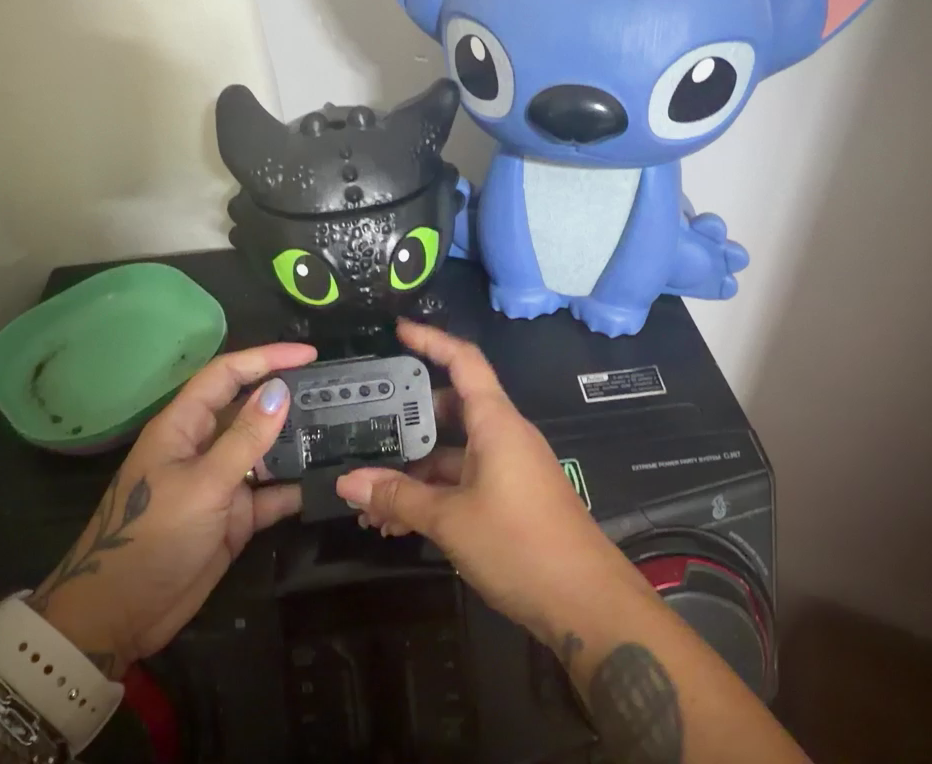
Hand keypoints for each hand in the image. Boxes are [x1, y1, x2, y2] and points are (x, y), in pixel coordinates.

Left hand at [27, 341, 315, 675]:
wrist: (120, 615)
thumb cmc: (151, 538)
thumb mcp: (203, 484)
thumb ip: (245, 439)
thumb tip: (281, 389)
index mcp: (183, 427)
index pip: (226, 376)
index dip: (266, 358)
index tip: (310, 354)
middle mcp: (203, 447)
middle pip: (250, 410)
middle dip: (289, 399)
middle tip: (338, 392)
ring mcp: (220, 484)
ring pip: (266, 452)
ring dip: (299, 444)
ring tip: (345, 432)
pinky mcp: (234, 518)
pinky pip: (272, 495)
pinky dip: (297, 489)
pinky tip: (329, 482)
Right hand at [335, 321, 651, 644]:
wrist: (585, 601)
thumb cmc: (519, 543)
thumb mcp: (450, 519)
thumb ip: (398, 497)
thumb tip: (347, 483)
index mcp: (496, 422)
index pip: (464, 361)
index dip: (431, 340)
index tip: (397, 329)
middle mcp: (504, 436)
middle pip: (450, 410)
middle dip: (406, 422)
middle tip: (362, 431)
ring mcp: (508, 469)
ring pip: (452, 454)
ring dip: (413, 473)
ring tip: (368, 501)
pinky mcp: (510, 499)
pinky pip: (463, 482)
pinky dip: (432, 495)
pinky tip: (396, 523)